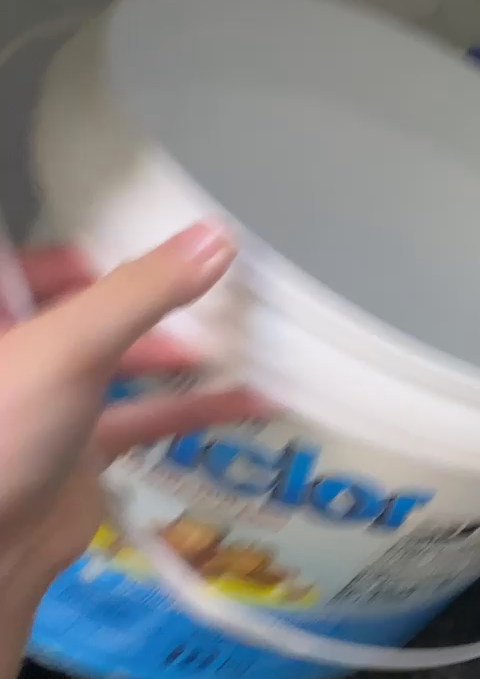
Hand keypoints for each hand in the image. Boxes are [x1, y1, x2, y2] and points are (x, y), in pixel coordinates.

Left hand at [0, 223, 258, 598]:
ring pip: (123, 360)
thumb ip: (141, 293)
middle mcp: (12, 351)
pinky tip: (256, 403)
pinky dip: (201, 408)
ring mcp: (43, 398)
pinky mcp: (81, 441)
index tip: (161, 237)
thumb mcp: (66, 349)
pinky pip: (149, 413)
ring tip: (249, 345)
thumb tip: (219, 238)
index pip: (30, 259)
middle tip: (220, 288)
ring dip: (187, 355)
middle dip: (155, 300)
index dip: (90, 243)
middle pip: (85, 306)